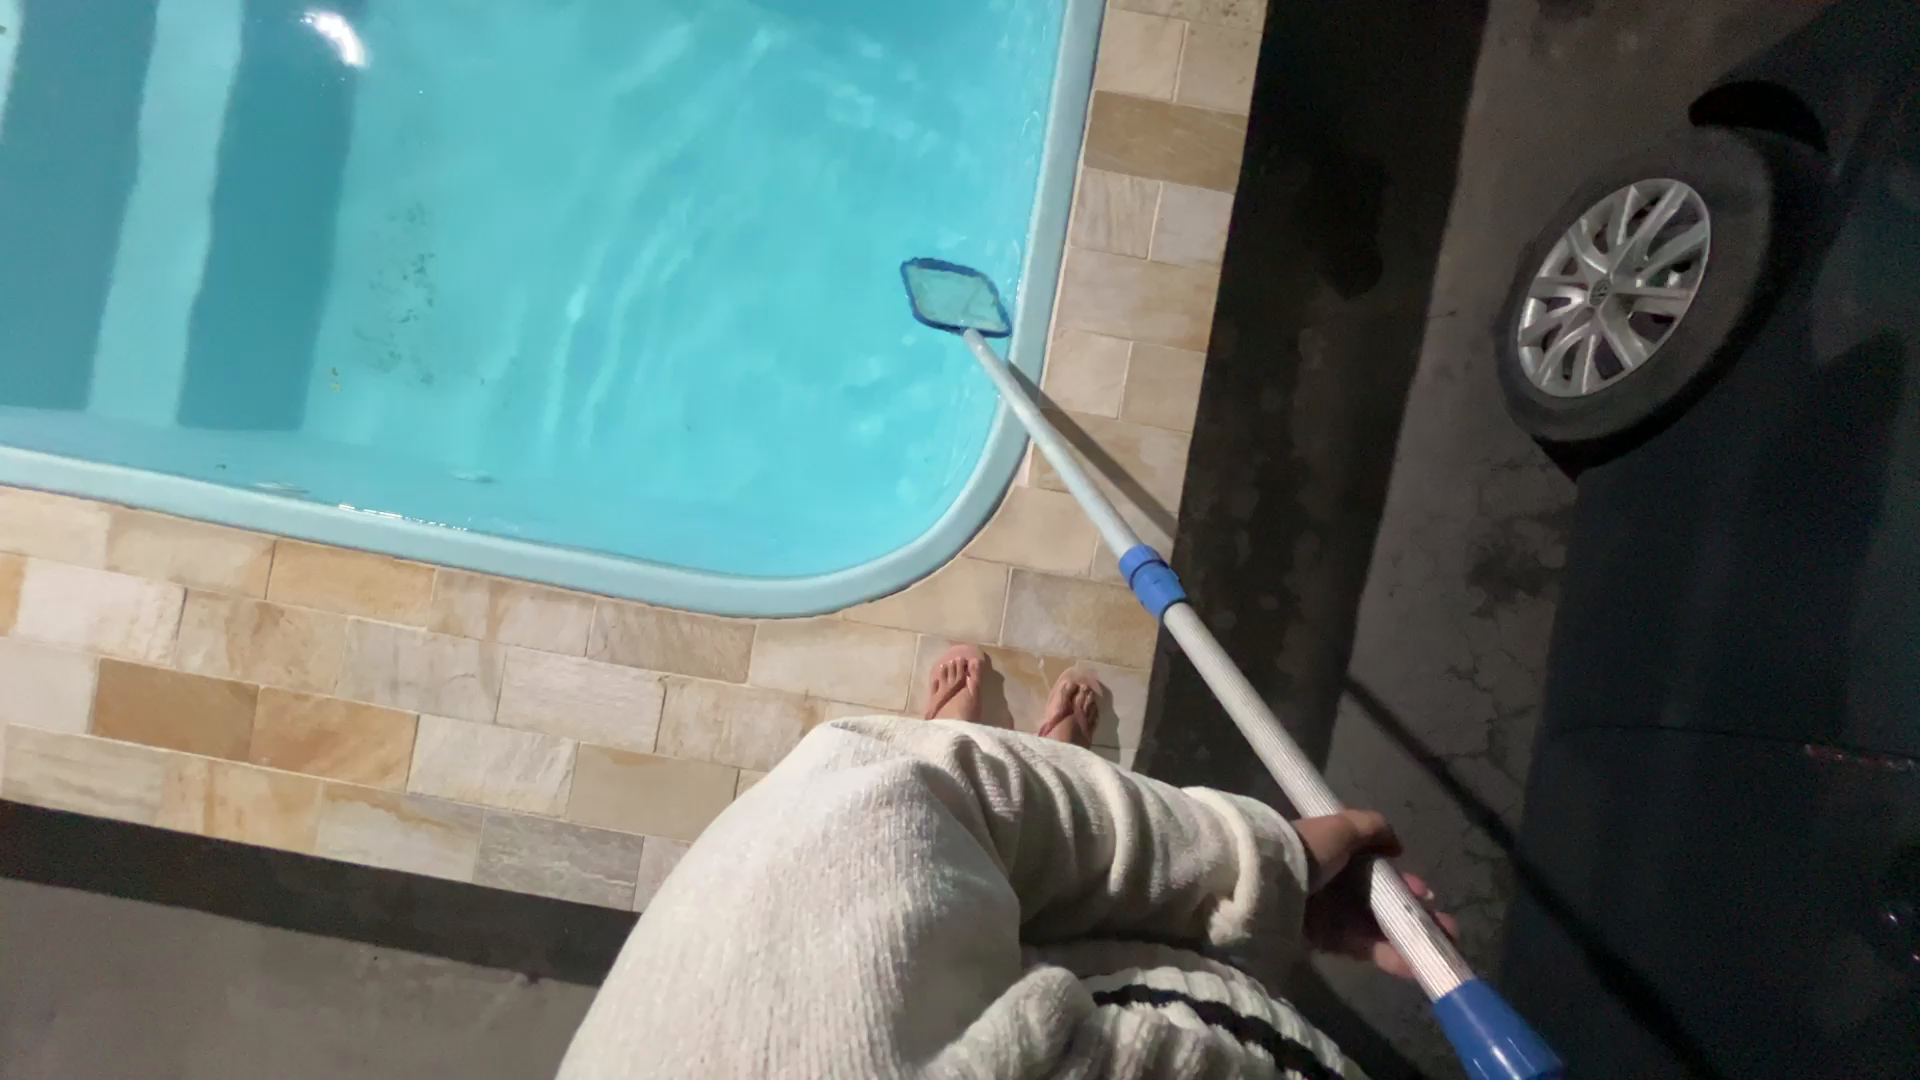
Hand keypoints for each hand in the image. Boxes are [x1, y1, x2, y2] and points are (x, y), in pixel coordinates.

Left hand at [1293, 810, 1458, 980]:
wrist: (1268, 880)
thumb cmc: (1307, 849)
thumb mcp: (1338, 827)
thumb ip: (1369, 828)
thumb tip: (1396, 843)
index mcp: (1332, 852)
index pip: (1372, 868)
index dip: (1400, 881)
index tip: (1424, 891)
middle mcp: (1331, 881)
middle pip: (1378, 900)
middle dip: (1414, 913)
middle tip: (1446, 927)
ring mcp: (1328, 912)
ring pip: (1376, 927)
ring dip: (1411, 937)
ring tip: (1445, 947)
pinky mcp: (1323, 939)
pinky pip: (1361, 948)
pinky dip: (1389, 956)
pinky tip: (1416, 966)